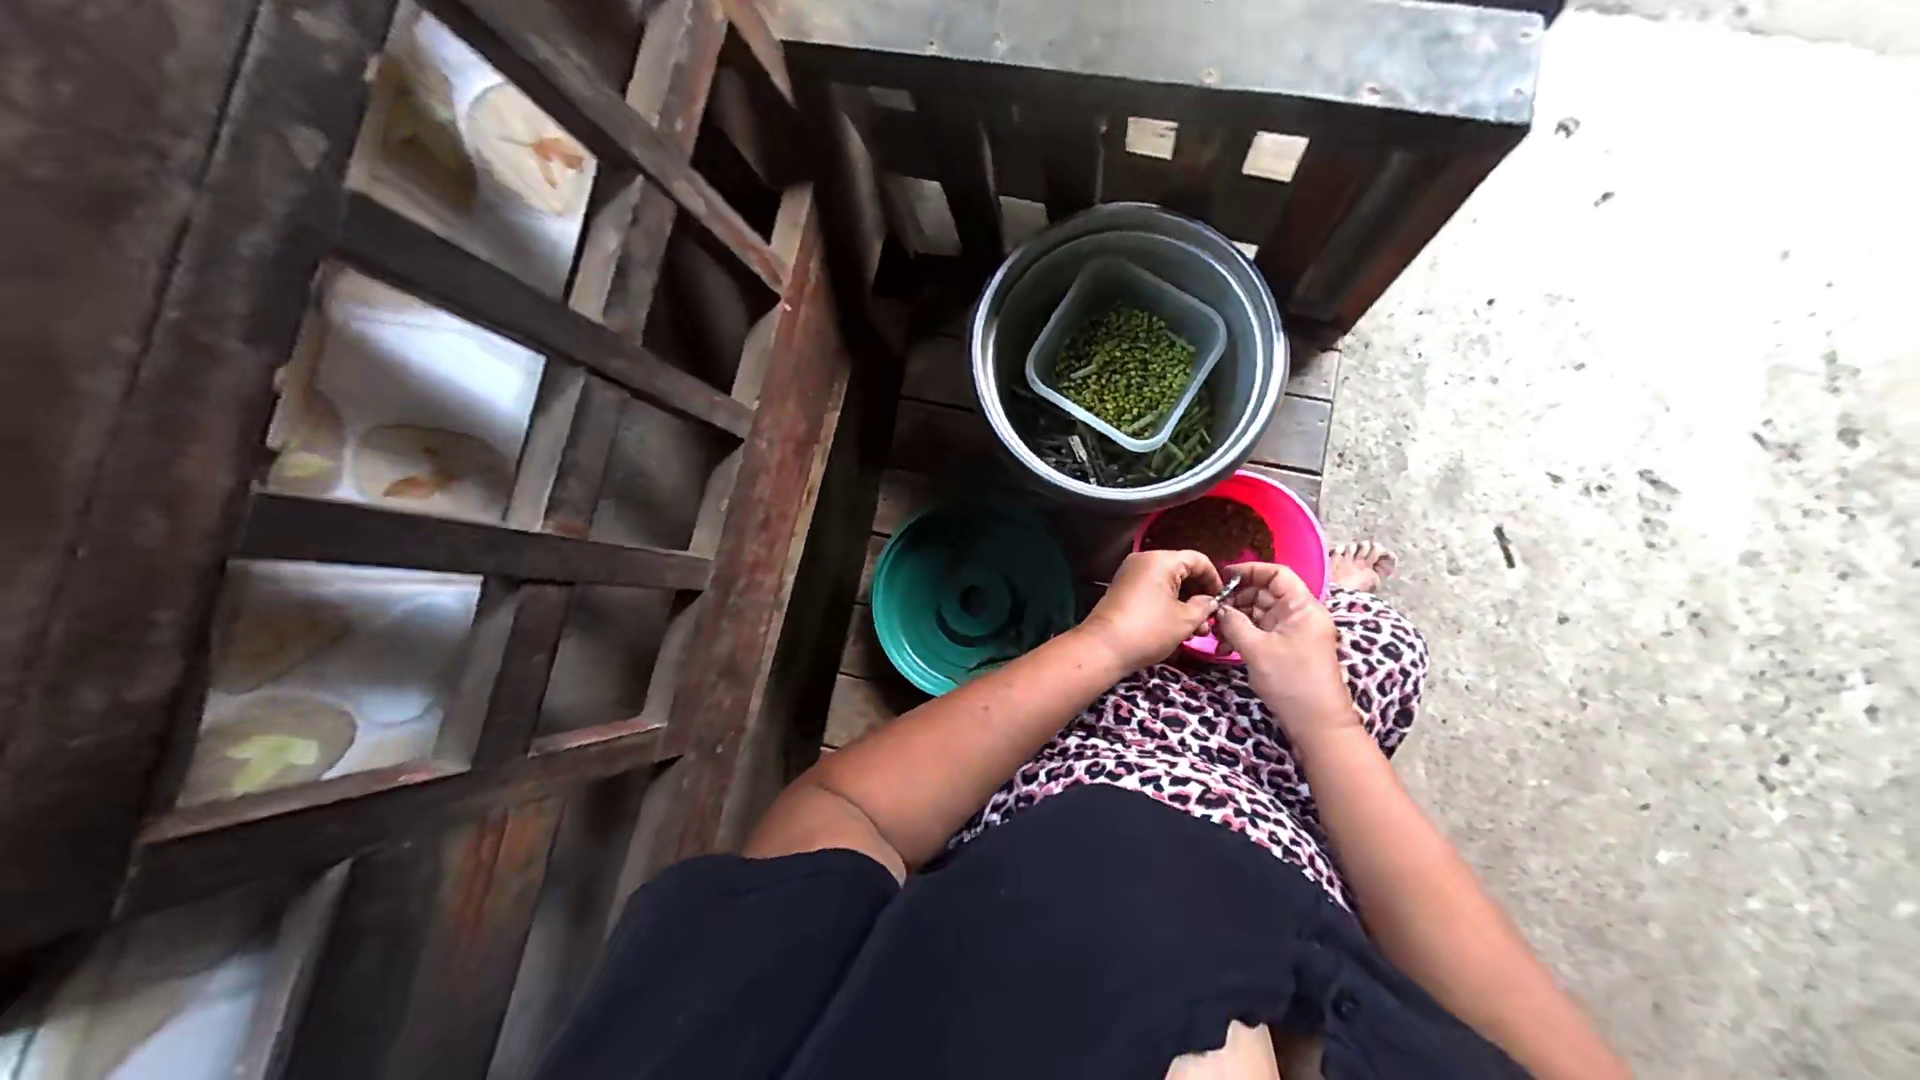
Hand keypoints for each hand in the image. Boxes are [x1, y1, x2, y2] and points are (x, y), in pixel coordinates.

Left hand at [1078, 550, 1223, 672]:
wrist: (1102, 648)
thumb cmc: (1148, 630)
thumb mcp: (1185, 620)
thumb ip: (1204, 606)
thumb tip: (1210, 601)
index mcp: (1160, 560)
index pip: (1197, 560)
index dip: (1215, 579)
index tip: (1223, 600)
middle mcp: (1143, 560)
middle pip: (1181, 570)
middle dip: (1198, 595)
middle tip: (1209, 620)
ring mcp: (1130, 574)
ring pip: (1167, 584)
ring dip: (1184, 604)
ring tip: (1196, 630)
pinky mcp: (1122, 590)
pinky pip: (1152, 591)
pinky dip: (1167, 605)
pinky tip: (1177, 627)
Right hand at [1212, 562, 1355, 737]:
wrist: (1317, 722)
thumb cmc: (1292, 681)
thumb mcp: (1256, 649)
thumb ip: (1234, 623)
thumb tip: (1219, 608)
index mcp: (1303, 607)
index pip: (1277, 574)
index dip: (1250, 570)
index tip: (1224, 577)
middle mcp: (1301, 615)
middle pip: (1265, 593)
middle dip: (1238, 600)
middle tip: (1214, 611)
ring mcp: (1294, 632)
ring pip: (1260, 613)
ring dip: (1236, 620)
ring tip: (1217, 634)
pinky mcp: (1287, 647)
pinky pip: (1262, 630)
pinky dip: (1243, 634)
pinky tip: (1225, 647)